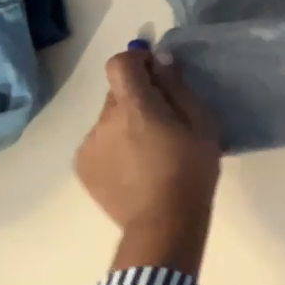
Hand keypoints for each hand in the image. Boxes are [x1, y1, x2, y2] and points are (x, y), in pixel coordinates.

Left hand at [75, 46, 221, 275]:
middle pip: (117, 92)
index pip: (120, 63)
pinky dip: (117, 145)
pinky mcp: (83, 167)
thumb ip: (178, 88)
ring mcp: (89, 145)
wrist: (162, 224)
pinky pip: (101, 142)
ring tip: (152, 150)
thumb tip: (162, 62)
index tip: (157, 72)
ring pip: (109, 119)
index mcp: (135, 107)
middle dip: (139, 96)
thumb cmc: (191, 170)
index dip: (138, 60)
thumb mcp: (201, 123)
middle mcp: (104, 121)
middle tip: (166, 120)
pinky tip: (136, 167)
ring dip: (128, 123)